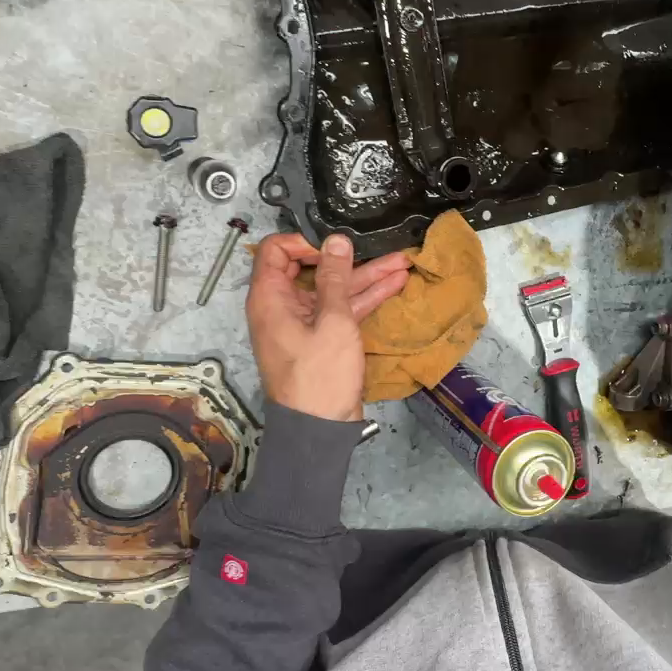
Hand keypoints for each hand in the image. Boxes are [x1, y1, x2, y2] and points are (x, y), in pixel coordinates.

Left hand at [246, 232, 410, 421]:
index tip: (334, 245)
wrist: (319, 430)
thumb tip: (335, 241)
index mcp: (270, 297)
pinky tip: (394, 285)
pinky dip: (364, 299)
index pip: (276, 250)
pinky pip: (340, 310)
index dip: (304, 241)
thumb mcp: (333, 321)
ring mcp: (304, 323)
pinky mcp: (322, 339)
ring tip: (401, 262)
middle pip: (311, 269)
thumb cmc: (320, 375)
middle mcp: (282, 306)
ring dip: (366, 277)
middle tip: (378, 246)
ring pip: (333, 290)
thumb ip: (335, 277)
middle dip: (347, 258)